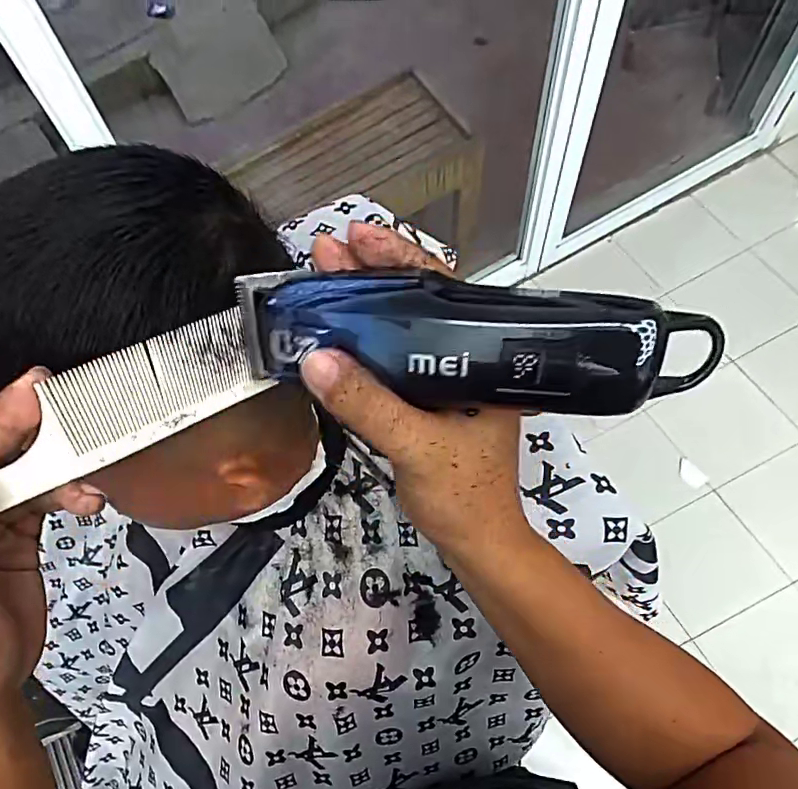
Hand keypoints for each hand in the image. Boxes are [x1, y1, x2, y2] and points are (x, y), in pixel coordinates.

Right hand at [305, 219, 528, 552]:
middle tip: (326, 252)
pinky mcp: (428, 408)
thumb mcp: (416, 447)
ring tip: (324, 283)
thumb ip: (369, 405)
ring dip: (365, 310)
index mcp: (481, 361)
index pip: (443, 292)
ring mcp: (446, 386)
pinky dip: (364, 350)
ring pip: (403, 334)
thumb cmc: (463, 497)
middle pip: (419, 305)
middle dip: (372, 277)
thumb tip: (316, 359)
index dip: (399, 259)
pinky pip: (393, 367)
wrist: (477, 542)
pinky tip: (337, 339)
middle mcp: (465, 364)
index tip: (358, 237)